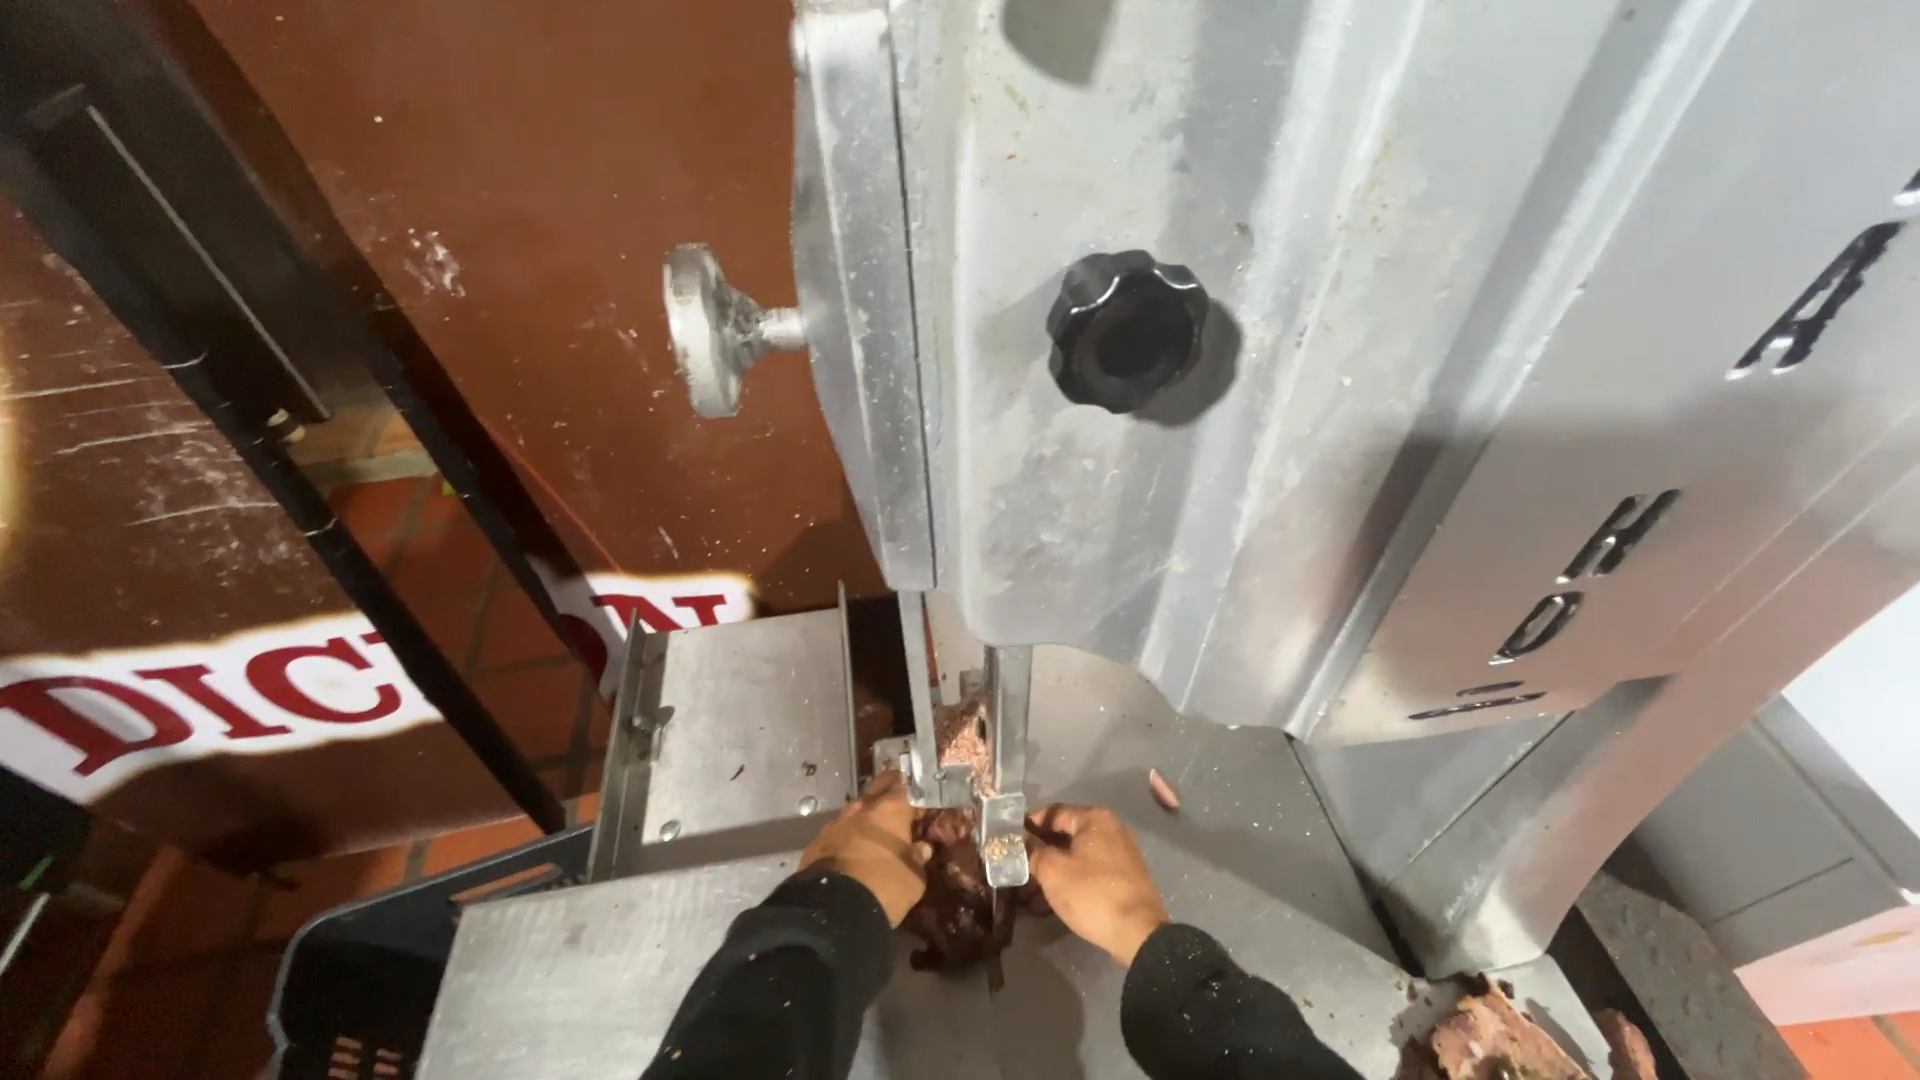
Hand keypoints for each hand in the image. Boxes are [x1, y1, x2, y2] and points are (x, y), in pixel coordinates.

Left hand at [800, 770, 930, 926]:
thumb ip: (918, 858)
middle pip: (878, 788)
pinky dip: (848, 836)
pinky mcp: (817, 841)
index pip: (907, 787)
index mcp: (890, 810)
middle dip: (889, 792)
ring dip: (867, 817)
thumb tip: (921, 848)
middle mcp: (862, 808)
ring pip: (856, 810)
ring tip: (876, 831)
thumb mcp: (914, 879)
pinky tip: (853, 850)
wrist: (831, 911)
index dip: (916, 794)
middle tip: (901, 804)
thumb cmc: (884, 888)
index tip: (922, 804)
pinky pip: (839, 831)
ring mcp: (836, 822)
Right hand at [1025, 804, 1169, 966]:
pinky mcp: (1122, 879)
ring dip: (1050, 873)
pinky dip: (1068, 882)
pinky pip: (1088, 873)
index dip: (1029, 825)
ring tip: (1027, 896)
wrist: (1138, 934)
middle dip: (1038, 854)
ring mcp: (1119, 855)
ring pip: (1075, 857)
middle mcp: (1110, 829)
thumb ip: (1032, 851)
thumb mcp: (1053, 871)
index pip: (1053, 812)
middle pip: (1064, 836)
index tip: (1009, 840)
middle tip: (1016, 870)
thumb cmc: (1092, 893)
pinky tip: (1047, 904)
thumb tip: (1019, 840)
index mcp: (1094, 819)